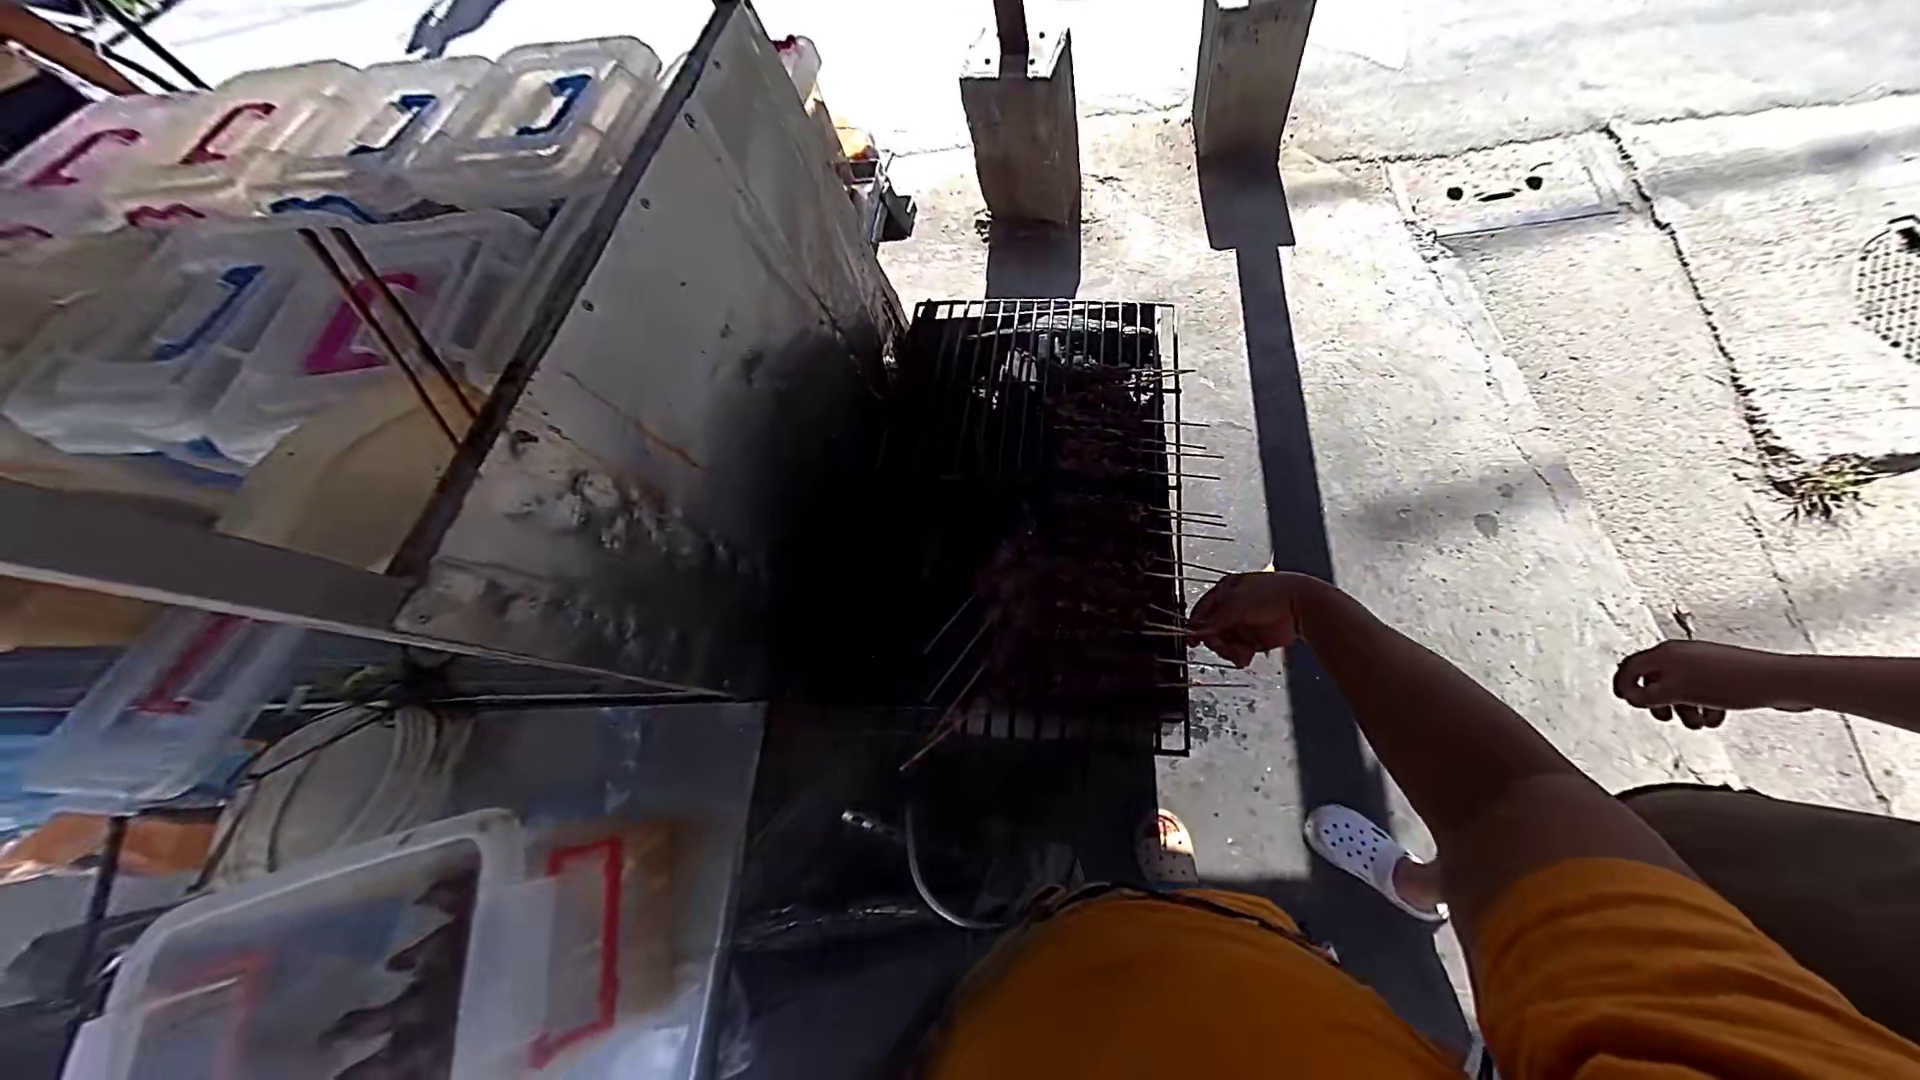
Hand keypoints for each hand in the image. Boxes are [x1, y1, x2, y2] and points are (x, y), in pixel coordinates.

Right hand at [1185, 571, 1321, 667]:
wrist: (1304, 605)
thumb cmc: (1271, 595)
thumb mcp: (1236, 605)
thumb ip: (1214, 620)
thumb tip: (1194, 632)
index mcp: (1224, 591)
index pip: (1202, 611)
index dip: (1195, 626)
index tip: (1192, 641)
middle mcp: (1231, 608)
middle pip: (1211, 630)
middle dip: (1217, 641)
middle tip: (1223, 647)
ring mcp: (1243, 624)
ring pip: (1224, 642)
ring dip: (1229, 651)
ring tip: (1240, 653)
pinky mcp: (1254, 639)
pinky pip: (1238, 651)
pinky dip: (1239, 656)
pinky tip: (1246, 656)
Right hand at [1611, 640, 1807, 728]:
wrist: (1783, 682)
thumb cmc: (1729, 683)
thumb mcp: (1677, 693)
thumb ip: (1648, 696)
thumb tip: (1632, 698)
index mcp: (1664, 654)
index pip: (1631, 667)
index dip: (1623, 683)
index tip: (1624, 698)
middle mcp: (1681, 653)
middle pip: (1657, 678)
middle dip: (1658, 700)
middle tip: (1663, 716)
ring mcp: (1705, 661)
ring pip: (1682, 686)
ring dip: (1683, 707)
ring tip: (1695, 723)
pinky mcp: (1727, 671)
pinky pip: (1703, 688)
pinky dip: (1703, 704)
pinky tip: (1713, 717)